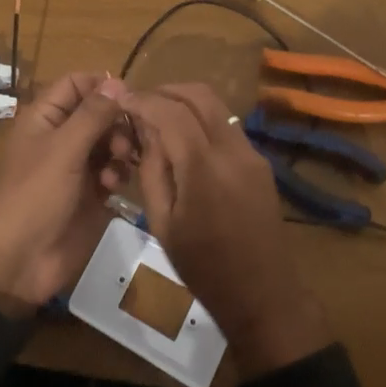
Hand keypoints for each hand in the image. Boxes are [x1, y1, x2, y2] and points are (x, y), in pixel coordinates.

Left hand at [0, 73, 130, 313]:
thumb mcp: (63, 150)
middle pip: (99, 112)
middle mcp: (62, 136)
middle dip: (117, 121)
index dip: (102, 86)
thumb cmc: (34, 197)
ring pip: (111, 141)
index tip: (128, 97)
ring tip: (119, 167)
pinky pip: (113, 170)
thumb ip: (93, 115)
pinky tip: (114, 187)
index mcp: (45, 118)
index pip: (76, 84)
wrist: (20, 262)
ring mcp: (77, 166)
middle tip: (126, 141)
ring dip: (120, 148)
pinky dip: (118, 173)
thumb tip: (118, 81)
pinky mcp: (92, 193)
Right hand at [120, 84, 332, 376]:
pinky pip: (227, 127)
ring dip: (185, 103)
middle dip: (166, 91)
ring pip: (217, 107)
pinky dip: (202, 121)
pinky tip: (184, 141)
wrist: (263, 295)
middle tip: (140, 103)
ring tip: (159, 119)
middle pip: (199, 95)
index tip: (122, 100)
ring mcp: (251, 155)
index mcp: (204, 169)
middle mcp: (232, 151)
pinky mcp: (260, 163)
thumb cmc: (204, 268)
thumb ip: (153, 171)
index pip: (171, 112)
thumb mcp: (163, 224)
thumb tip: (145, 131)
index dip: (144, 100)